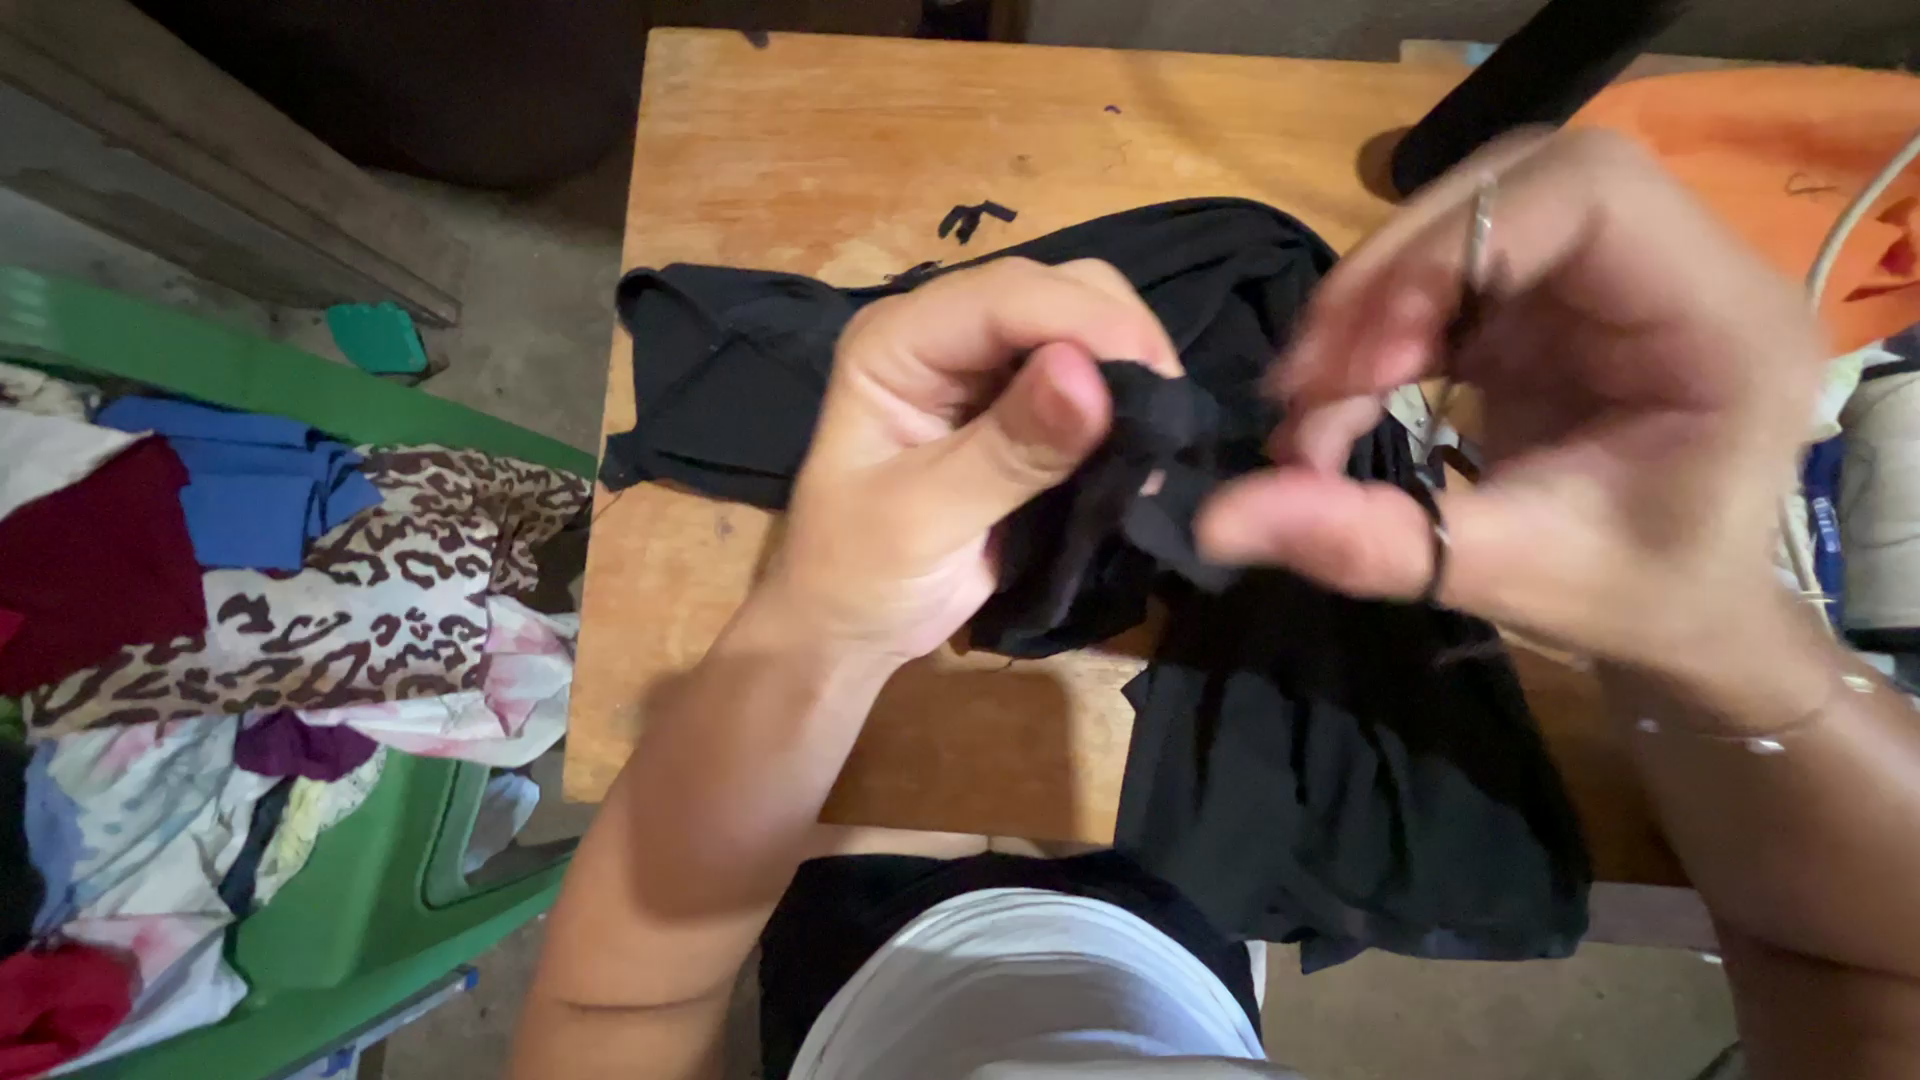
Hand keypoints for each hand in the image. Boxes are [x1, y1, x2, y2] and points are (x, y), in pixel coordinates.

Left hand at [755, 257, 1181, 662]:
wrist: (855, 622)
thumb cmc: (860, 574)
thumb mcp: (923, 517)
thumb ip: (1005, 450)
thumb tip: (1089, 378)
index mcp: (896, 342)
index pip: (1004, 296)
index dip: (1086, 323)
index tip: (1156, 380)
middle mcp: (941, 336)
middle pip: (1053, 291)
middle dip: (1118, 339)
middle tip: (1166, 416)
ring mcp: (981, 370)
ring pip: (1081, 327)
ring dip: (1129, 370)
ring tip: (1159, 437)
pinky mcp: (1014, 409)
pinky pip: (1087, 380)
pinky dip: (1122, 403)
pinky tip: (1142, 445)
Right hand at [1195, 130, 1828, 675]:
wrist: (1669, 606)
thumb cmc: (1626, 594)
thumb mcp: (1497, 576)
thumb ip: (1364, 542)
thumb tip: (1217, 520)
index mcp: (1711, 320)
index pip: (1581, 193)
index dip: (1446, 258)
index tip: (1366, 369)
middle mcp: (1663, 268)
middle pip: (1497, 191)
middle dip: (1382, 284)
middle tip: (1310, 388)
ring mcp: (1591, 278)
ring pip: (1451, 225)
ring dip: (1360, 309)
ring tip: (1313, 404)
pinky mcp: (1534, 302)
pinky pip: (1430, 277)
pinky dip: (1365, 331)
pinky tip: (1339, 396)